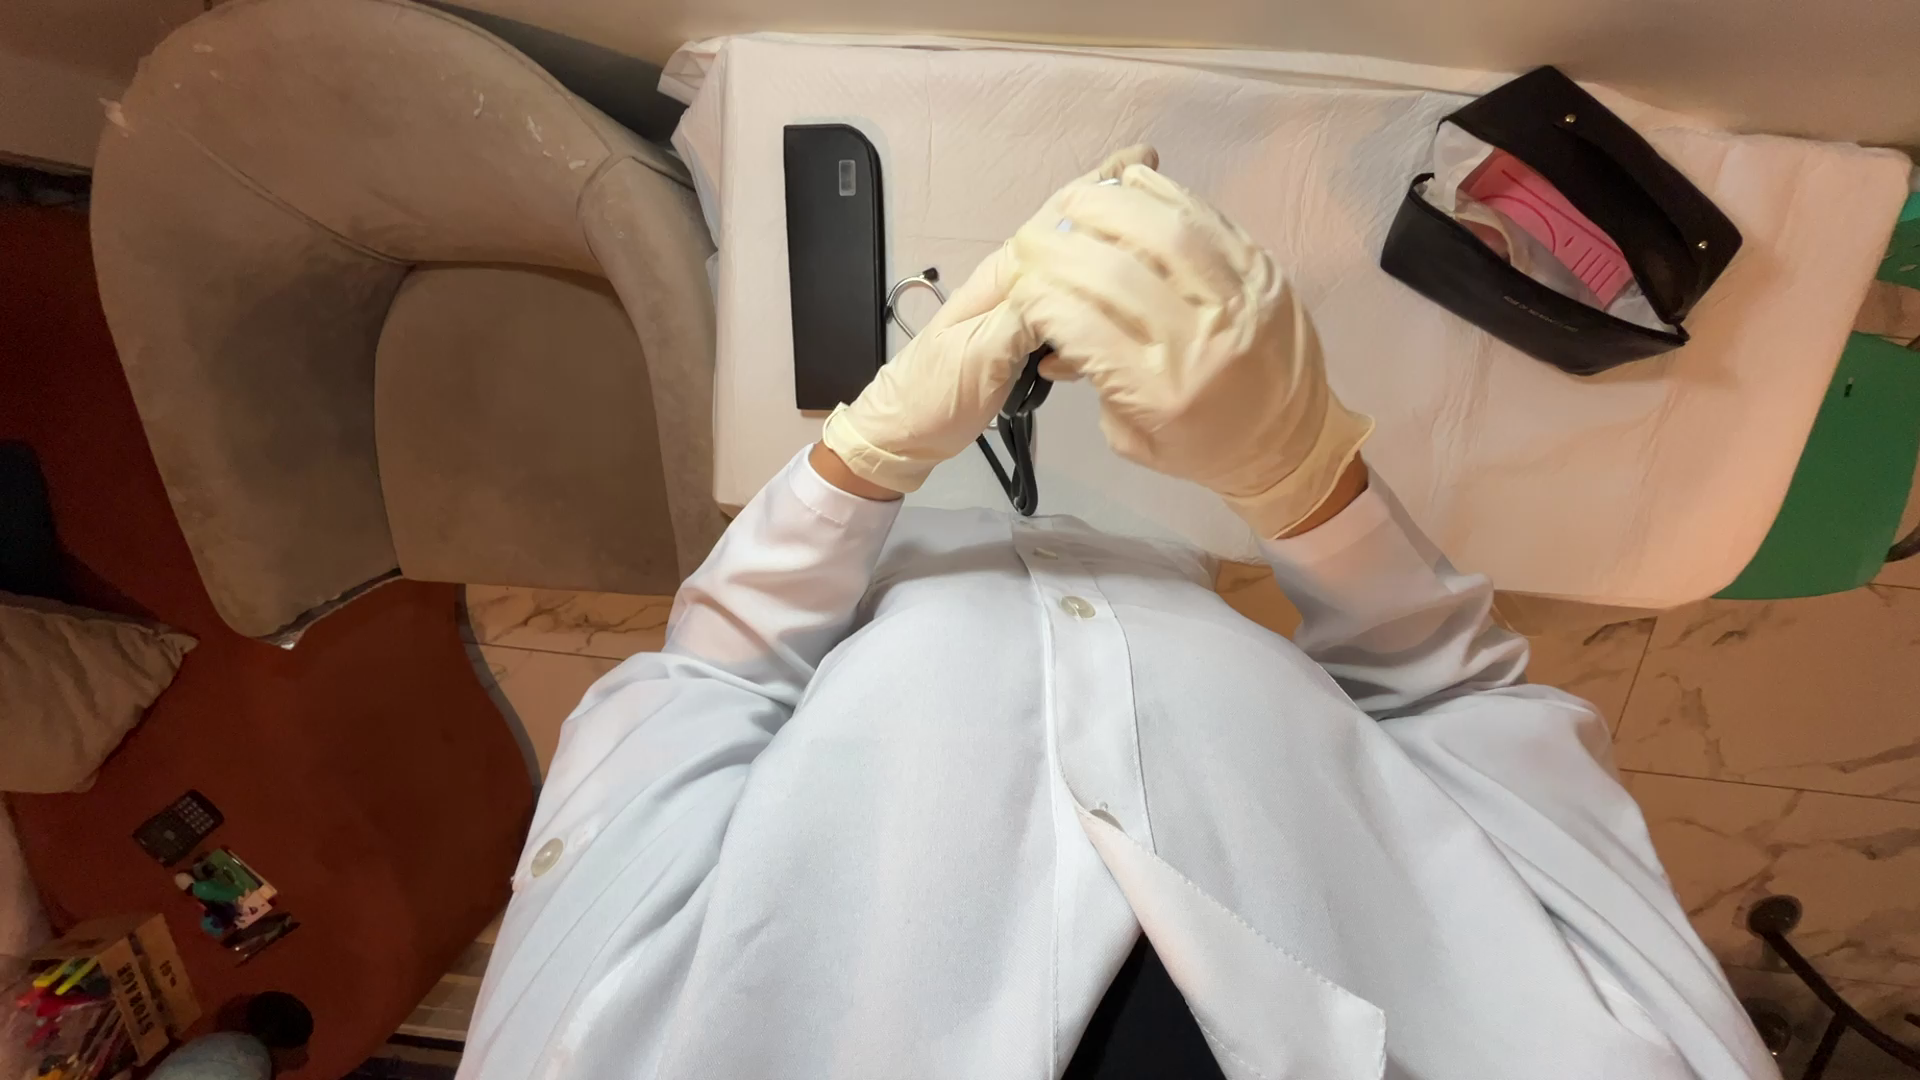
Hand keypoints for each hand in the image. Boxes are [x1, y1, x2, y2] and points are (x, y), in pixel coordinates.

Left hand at [818, 145, 1160, 494]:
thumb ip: (1024, 317)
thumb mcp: (978, 354)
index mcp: (1002, 278)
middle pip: (1071, 242)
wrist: (904, 432)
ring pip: (1072, 282)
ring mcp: (1017, 316)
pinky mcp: (1019, 345)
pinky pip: (1063, 319)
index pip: (1057, 219)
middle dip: (1114, 222)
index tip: (1144, 159)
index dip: (1099, 187)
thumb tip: (1074, 285)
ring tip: (1144, 279)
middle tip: (1163, 217)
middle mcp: (1014, 287)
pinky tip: (1100, 336)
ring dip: (1105, 276)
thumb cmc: (934, 393)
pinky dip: (1087, 320)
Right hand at [1008, 163, 1371, 537]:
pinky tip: (1128, 184)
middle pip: (1114, 272)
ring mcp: (1238, 298)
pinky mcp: (1263, 270)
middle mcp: (1199, 341)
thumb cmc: (1202, 450)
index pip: (1082, 325)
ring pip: (1162, 232)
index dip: (1041, 296)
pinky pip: (1207, 218)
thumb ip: (1094, 381)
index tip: (1020, 285)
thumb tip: (1053, 333)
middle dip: (1059, 248)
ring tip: (1074, 202)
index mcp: (1159, 393)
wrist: (1292, 443)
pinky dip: (1162, 194)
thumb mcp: (1132, 438)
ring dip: (1107, 207)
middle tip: (1032, 239)